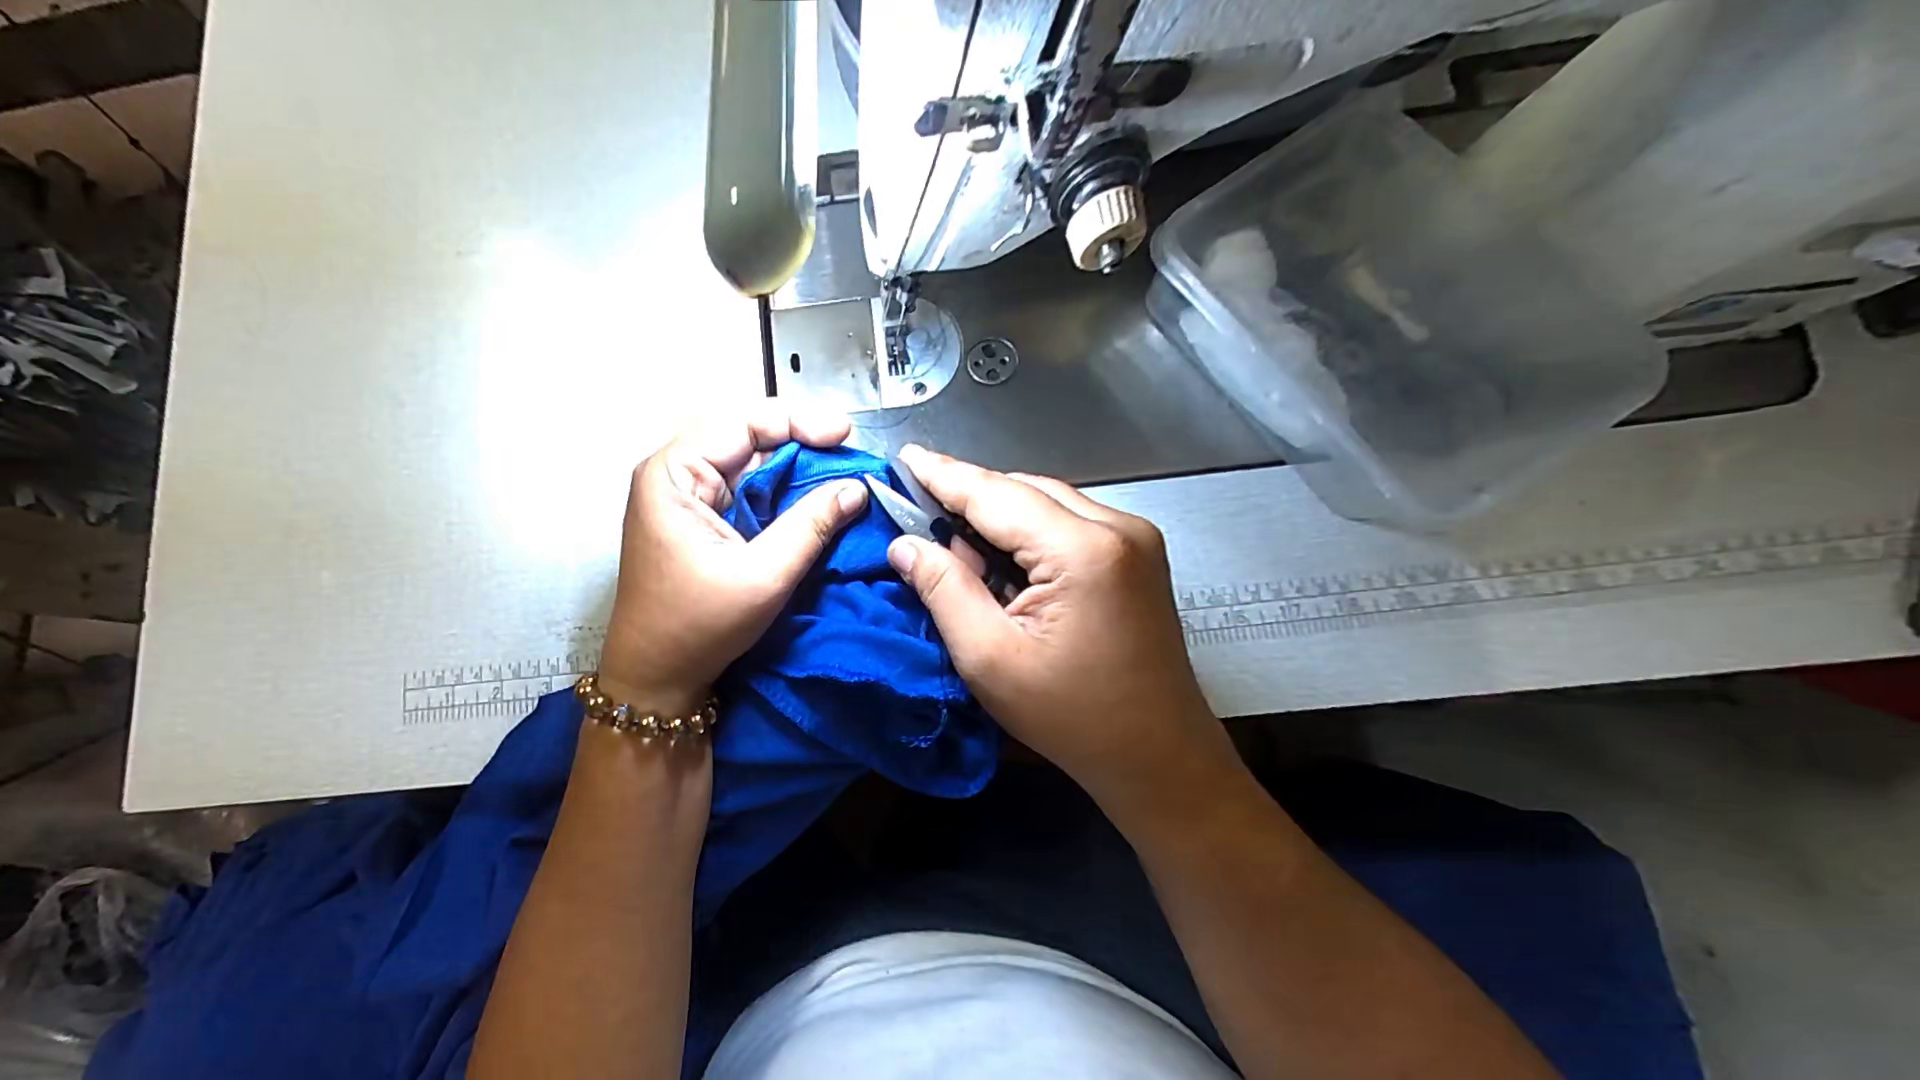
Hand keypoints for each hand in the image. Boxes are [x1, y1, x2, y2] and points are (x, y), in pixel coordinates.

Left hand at [597, 408, 868, 715]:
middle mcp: (678, 475)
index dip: (797, 422)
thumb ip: (812, 525)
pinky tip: (819, 500)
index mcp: (673, 475)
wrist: (657, 677)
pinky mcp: (706, 521)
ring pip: (754, 466)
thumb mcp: (764, 574)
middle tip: (852, 457)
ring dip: (800, 470)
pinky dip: (787, 495)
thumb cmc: (698, 625)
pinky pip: (752, 493)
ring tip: (845, 475)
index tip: (844, 435)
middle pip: (748, 439)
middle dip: (804, 444)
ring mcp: (691, 498)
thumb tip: (858, 488)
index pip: (742, 424)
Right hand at [886, 445, 1242, 817]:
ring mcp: (1136, 538)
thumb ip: (945, 591)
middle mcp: (1118, 527)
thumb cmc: (1073, 719)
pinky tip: (1006, 564)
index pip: (996, 494)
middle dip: (970, 501)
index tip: (903, 458)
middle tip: (921, 522)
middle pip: (1024, 491)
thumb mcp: (991, 660)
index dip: (944, 475)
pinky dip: (1031, 534)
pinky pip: (1069, 522)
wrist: (1159, 755)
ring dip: (1000, 519)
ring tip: (959, 551)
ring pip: (1047, 503)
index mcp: (1083, 550)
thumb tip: (906, 544)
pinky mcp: (1138, 554)